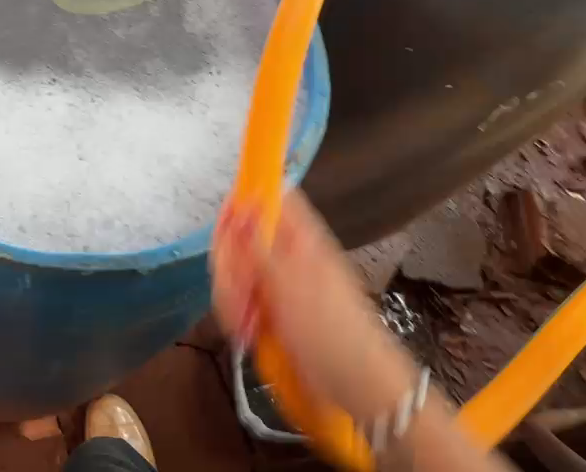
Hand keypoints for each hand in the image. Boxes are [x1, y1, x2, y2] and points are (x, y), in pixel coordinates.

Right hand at [211, 189, 422, 420]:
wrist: (359, 387)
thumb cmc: (331, 332)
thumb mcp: (290, 285)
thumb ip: (259, 243)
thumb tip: (245, 197)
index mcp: (298, 238)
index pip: (267, 198)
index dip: (242, 202)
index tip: (226, 225)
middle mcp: (286, 254)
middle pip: (241, 236)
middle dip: (231, 263)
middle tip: (241, 290)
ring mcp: (278, 282)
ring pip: (237, 269)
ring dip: (233, 293)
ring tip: (247, 320)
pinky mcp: (271, 309)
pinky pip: (241, 297)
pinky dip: (238, 313)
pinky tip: (248, 331)